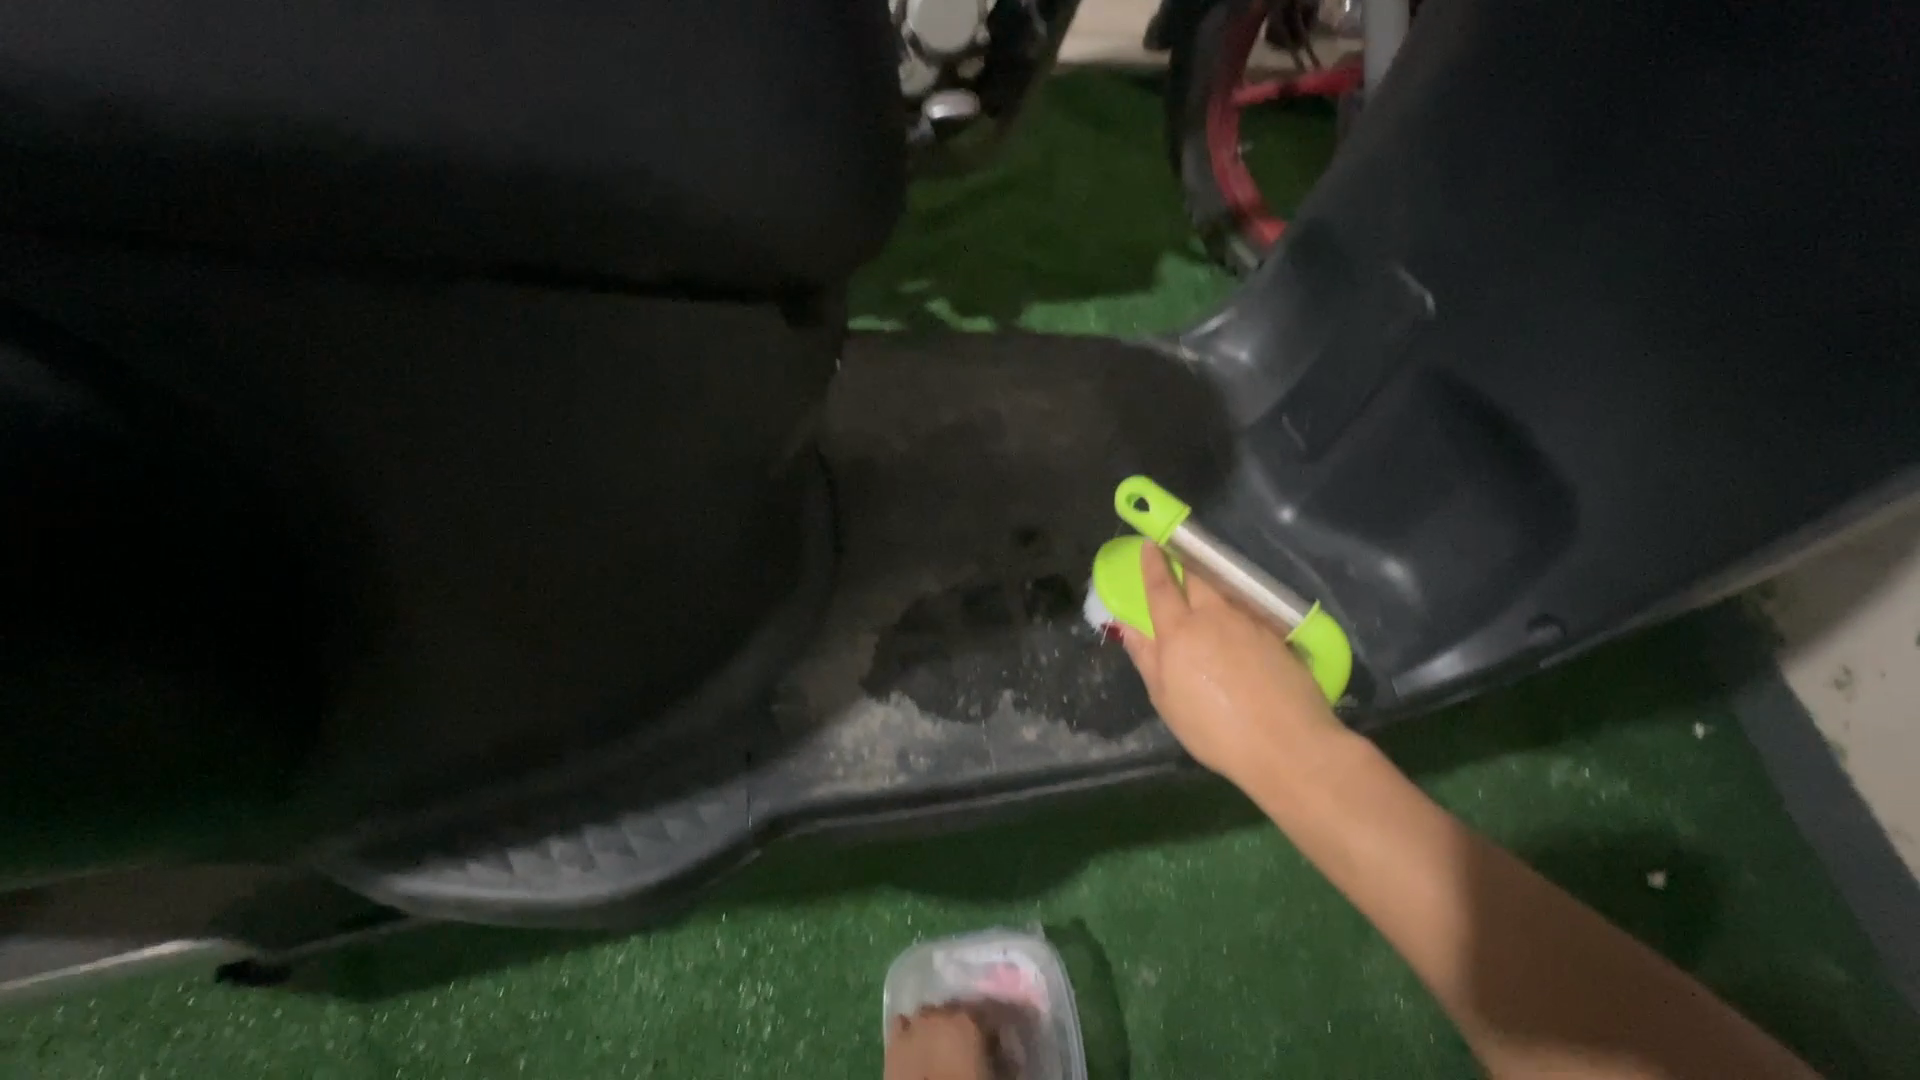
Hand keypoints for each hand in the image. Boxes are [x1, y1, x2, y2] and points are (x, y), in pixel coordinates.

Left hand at [884, 1007, 991, 1079]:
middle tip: (966, 1045)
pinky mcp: (895, 1039)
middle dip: (962, 1023)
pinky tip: (913, 1041)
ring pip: (929, 1013)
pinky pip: (902, 1023)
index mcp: (971, 1020)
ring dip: (934, 1024)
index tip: (995, 1040)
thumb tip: (1004, 1055)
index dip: (992, 1026)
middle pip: (956, 1009)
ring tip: (938, 1044)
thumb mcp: (994, 1075)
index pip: (988, 1011)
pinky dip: (909, 1029)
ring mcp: (916, 1023)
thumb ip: (1001, 1060)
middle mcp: (943, 1013)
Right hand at [1120, 543, 1341, 785]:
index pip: (1162, 587)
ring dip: (1213, 589)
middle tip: (1179, 566)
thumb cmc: (1214, 728)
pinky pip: (1248, 614)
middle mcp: (1215, 617)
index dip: (1153, 564)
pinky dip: (1237, 613)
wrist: (1287, 743)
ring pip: (1226, 595)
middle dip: (1186, 567)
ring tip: (1208, 599)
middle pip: (1198, 579)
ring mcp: (1250, 623)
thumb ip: (1146, 658)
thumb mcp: (1166, 699)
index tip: (1150, 545)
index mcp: (1180, 632)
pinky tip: (1239, 633)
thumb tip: (1127, 626)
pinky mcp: (1277, 636)